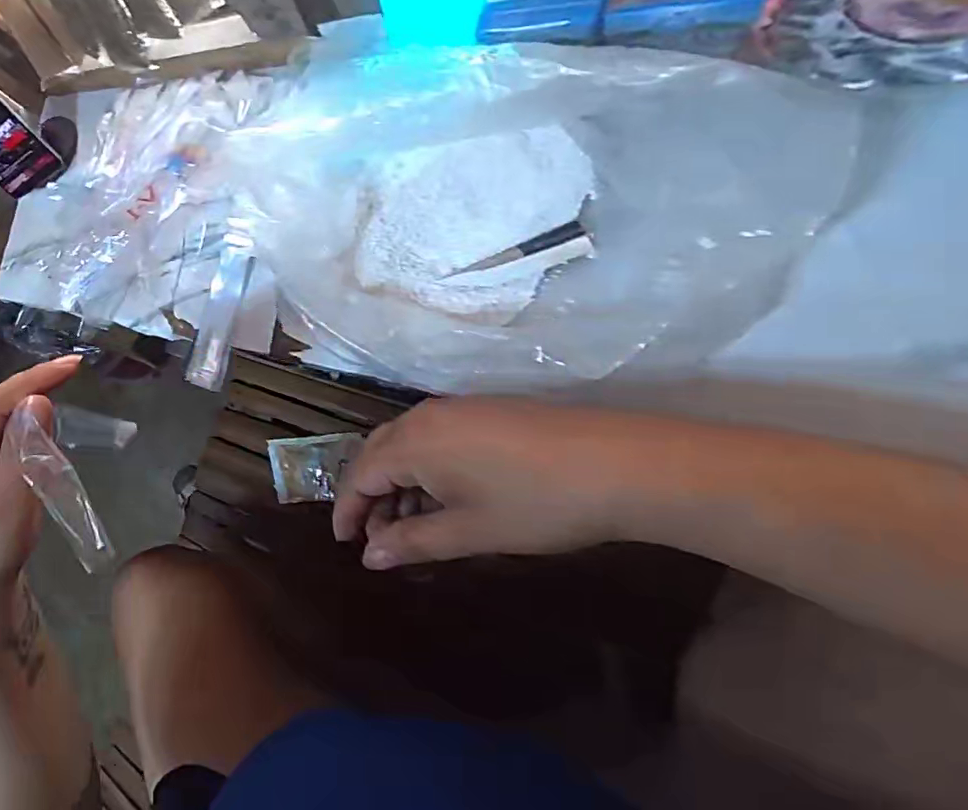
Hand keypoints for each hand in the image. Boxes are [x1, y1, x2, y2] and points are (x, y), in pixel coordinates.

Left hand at [0, 356, 81, 599]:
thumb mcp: (10, 505)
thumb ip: (24, 451)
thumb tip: (39, 401)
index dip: (32, 381)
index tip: (71, 365)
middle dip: (34, 388)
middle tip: (75, 370)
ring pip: (5, 418)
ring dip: (35, 407)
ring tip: (67, 386)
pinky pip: (8, 435)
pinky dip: (32, 428)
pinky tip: (50, 423)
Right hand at [332, 398, 691, 569]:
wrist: (622, 464)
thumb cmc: (538, 504)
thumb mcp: (471, 531)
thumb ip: (413, 542)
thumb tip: (370, 558)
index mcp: (412, 443)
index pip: (359, 474)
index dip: (349, 511)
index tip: (345, 544)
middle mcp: (423, 417)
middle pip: (376, 454)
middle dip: (370, 496)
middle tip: (379, 537)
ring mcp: (454, 409)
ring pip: (405, 444)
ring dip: (399, 482)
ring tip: (414, 523)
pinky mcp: (482, 410)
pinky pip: (432, 436)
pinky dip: (424, 467)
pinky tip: (447, 495)